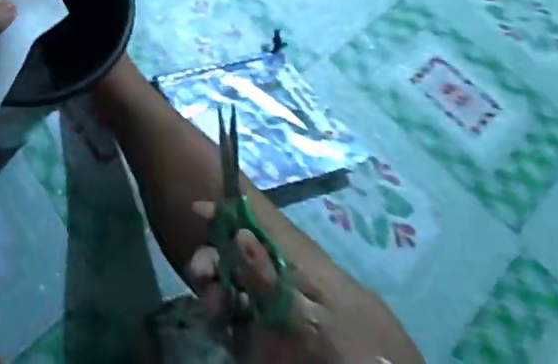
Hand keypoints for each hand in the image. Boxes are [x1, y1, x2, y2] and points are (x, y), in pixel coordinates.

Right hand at [184, 202, 407, 363]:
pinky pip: (247, 323)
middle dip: (216, 259)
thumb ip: (273, 280)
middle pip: (244, 256)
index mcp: (304, 264)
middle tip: (200, 278)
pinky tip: (222, 328)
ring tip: (211, 309)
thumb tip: (240, 232)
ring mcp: (288, 315)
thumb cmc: (361, 356)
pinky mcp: (283, 345)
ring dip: (218, 292)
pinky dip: (229, 322)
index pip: (262, 223)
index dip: (230, 212)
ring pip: (241, 289)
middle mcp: (292, 282)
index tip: (196, 209)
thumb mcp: (317, 320)